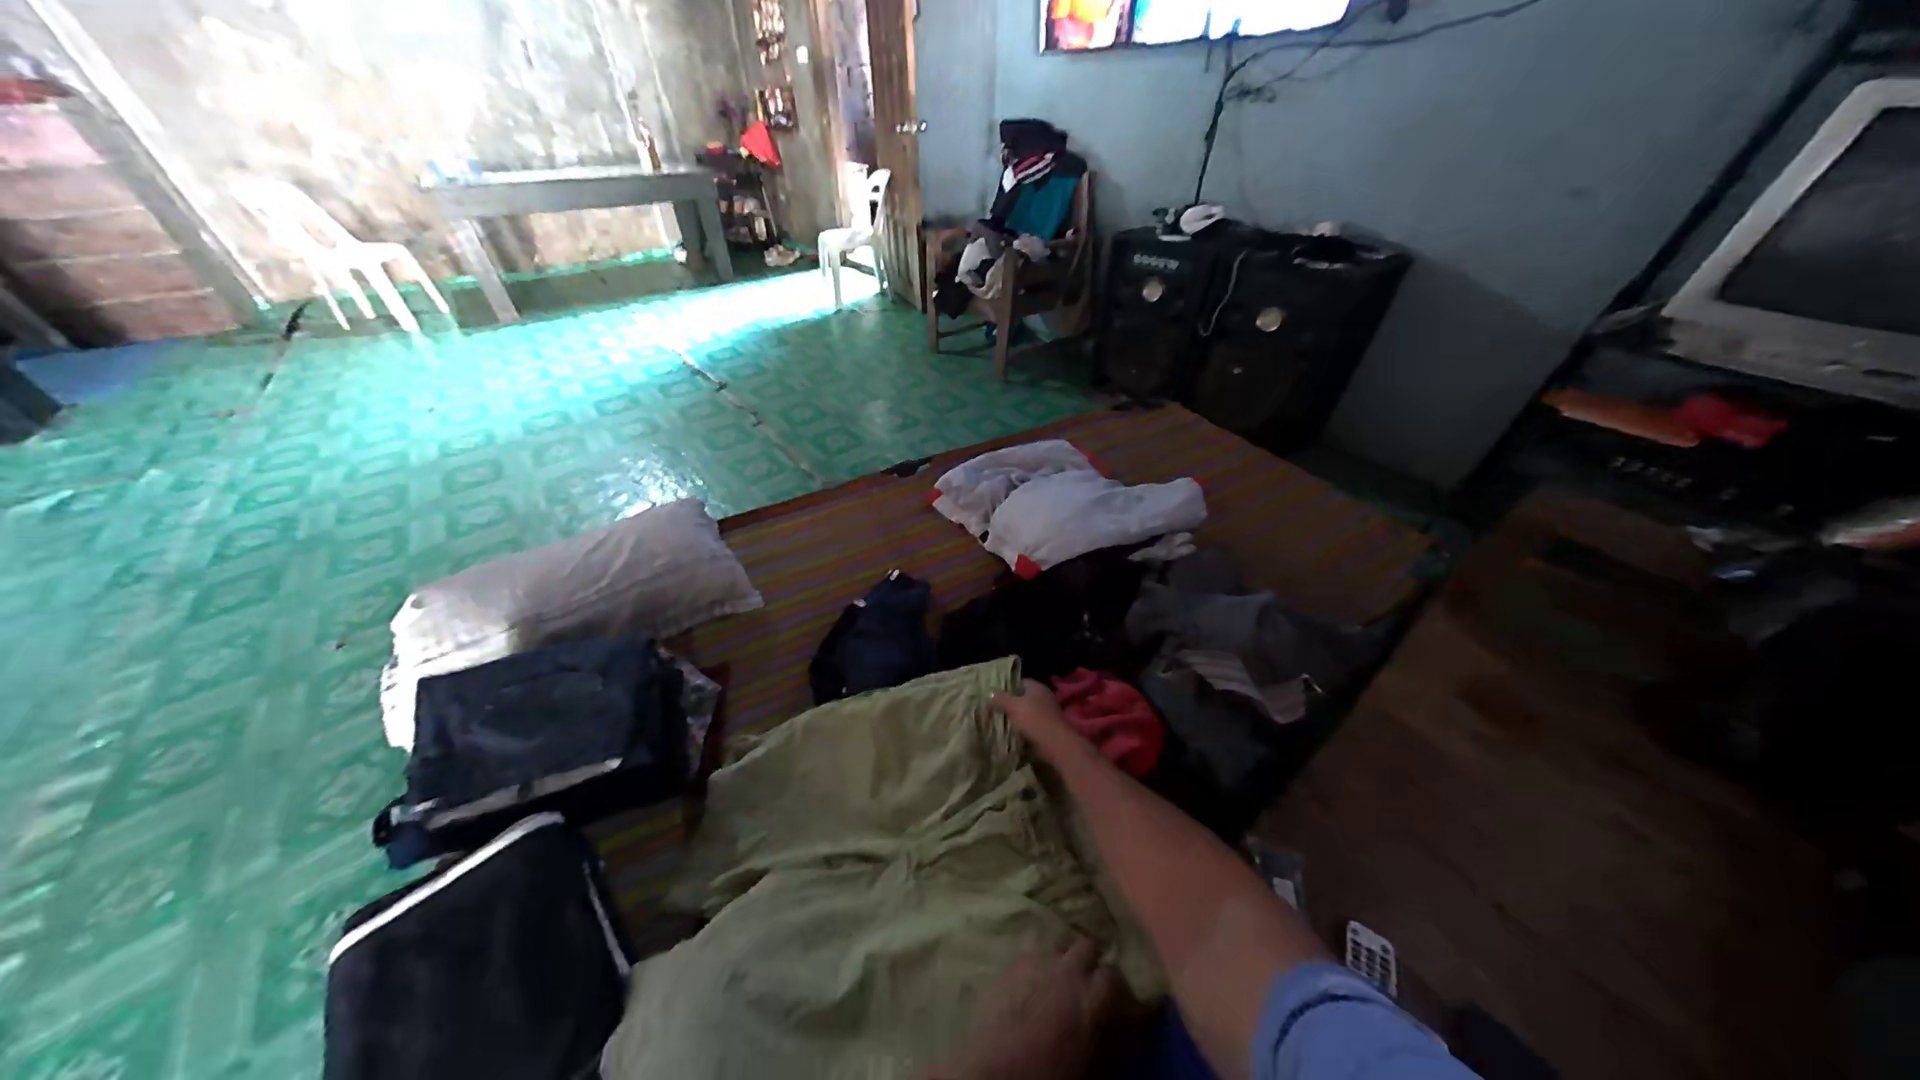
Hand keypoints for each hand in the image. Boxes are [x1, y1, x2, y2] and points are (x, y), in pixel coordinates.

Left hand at [932, 938, 1122, 1079]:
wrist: (998, 1066)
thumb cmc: (1047, 1071)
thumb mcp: (1084, 1056)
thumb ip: (1096, 1027)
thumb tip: (1102, 1018)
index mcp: (1089, 999)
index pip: (1112, 974)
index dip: (1113, 980)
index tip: (1112, 988)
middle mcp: (1067, 972)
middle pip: (1087, 945)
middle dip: (1090, 955)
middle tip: (1087, 970)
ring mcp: (1039, 962)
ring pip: (1058, 944)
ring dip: (1062, 955)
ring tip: (1058, 972)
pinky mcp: (1014, 962)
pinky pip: (1033, 953)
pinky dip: (1038, 962)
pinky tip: (1033, 977)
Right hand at [991, 679, 1072, 747]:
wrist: (1055, 743)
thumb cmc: (1033, 719)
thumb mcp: (1012, 706)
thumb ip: (1000, 699)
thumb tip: (991, 694)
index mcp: (1037, 687)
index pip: (1021, 682)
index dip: (1008, 688)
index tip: (997, 696)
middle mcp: (1045, 696)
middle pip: (1025, 697)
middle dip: (1013, 703)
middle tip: (998, 710)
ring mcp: (1049, 711)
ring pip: (1030, 711)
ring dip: (1019, 717)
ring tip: (1005, 723)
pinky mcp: (1050, 726)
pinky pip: (1034, 723)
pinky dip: (1026, 727)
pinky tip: (1017, 733)